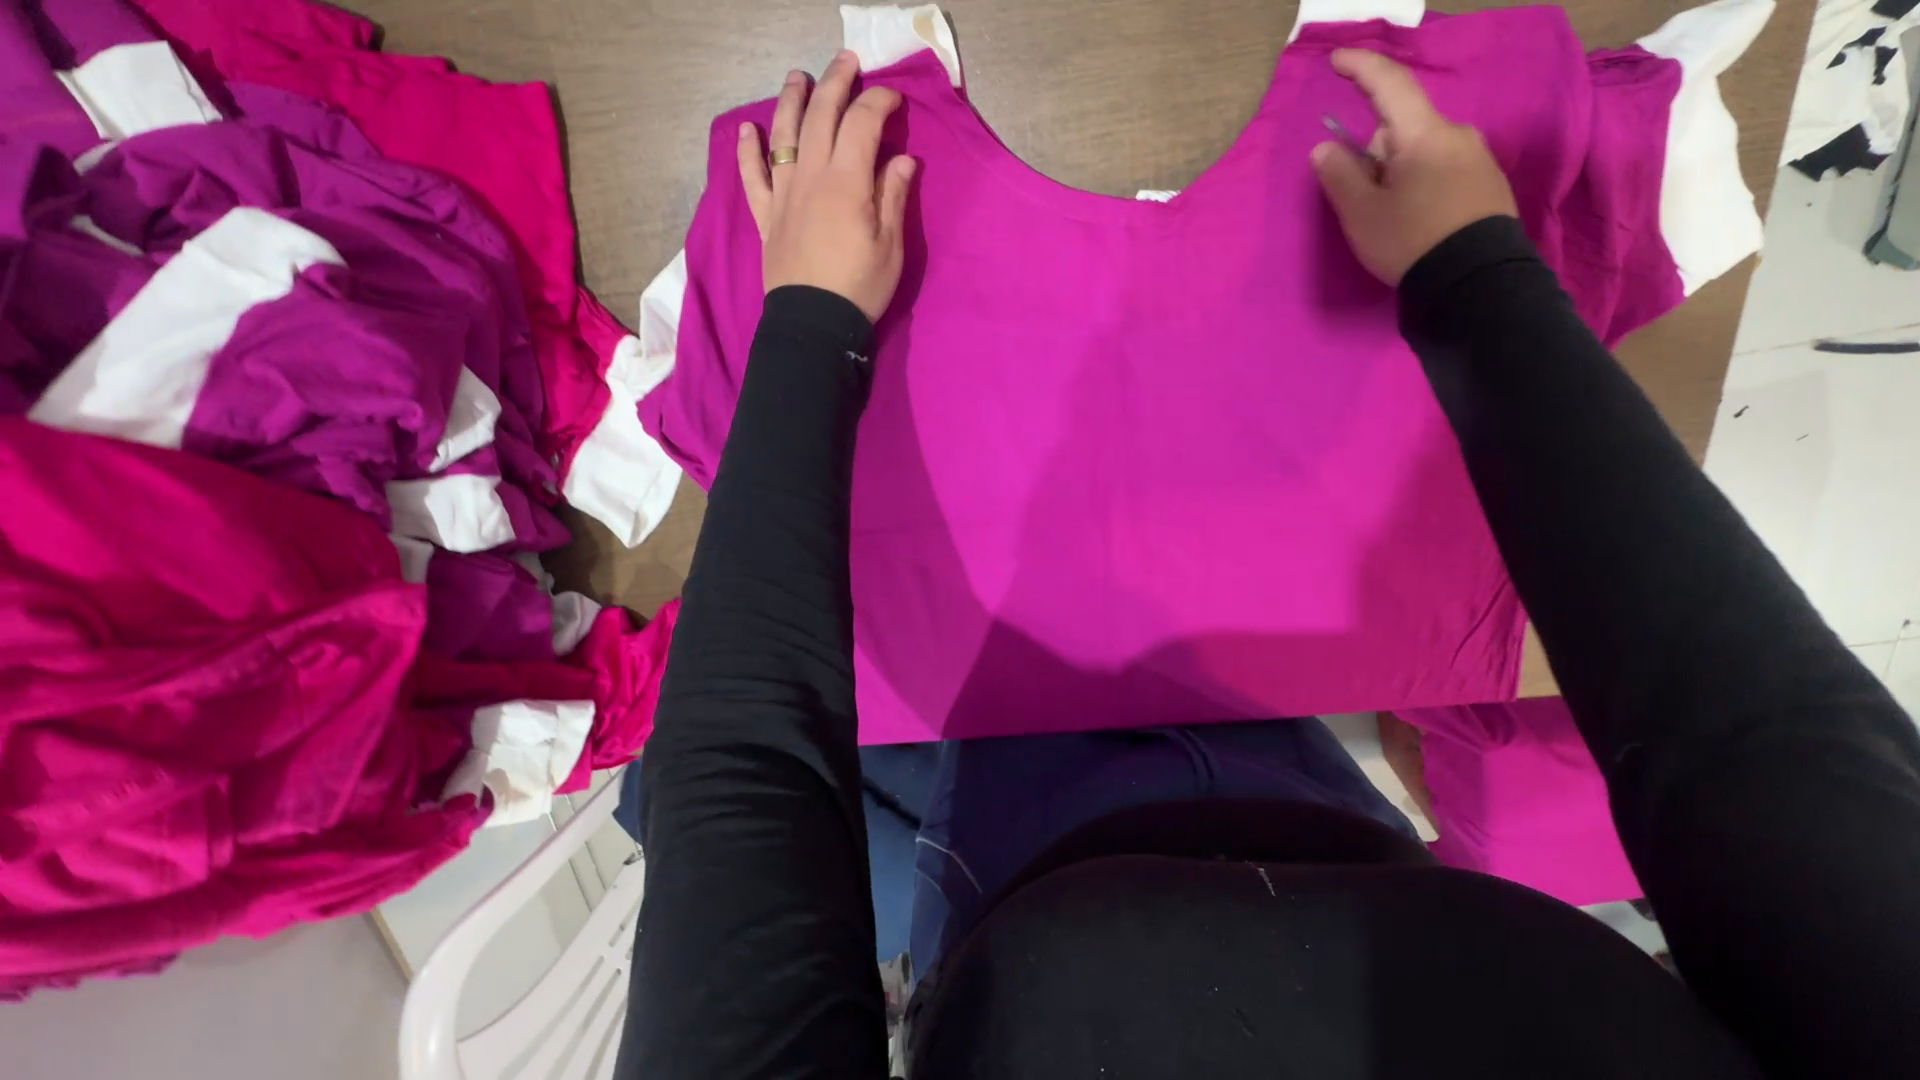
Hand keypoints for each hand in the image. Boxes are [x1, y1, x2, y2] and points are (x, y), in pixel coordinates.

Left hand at [737, 50, 917, 322]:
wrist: (815, 326)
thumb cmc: (860, 288)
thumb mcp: (891, 245)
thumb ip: (893, 195)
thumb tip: (902, 158)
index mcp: (847, 181)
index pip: (863, 123)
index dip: (879, 102)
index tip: (893, 98)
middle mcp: (811, 177)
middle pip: (820, 116)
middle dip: (835, 83)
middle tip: (846, 63)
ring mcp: (784, 195)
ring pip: (783, 136)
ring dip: (791, 101)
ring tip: (797, 77)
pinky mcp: (767, 217)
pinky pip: (752, 177)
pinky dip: (748, 151)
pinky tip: (749, 130)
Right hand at [1310, 49, 1517, 286]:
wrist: (1476, 281)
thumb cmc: (1411, 241)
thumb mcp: (1361, 214)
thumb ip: (1339, 175)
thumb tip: (1326, 147)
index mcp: (1423, 134)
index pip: (1389, 85)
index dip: (1360, 67)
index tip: (1335, 60)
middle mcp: (1457, 135)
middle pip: (1402, 129)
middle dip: (1375, 152)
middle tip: (1360, 198)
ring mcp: (1478, 158)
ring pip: (1422, 151)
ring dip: (1398, 171)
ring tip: (1389, 217)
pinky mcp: (1487, 184)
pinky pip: (1442, 169)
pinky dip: (1420, 184)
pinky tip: (1415, 220)